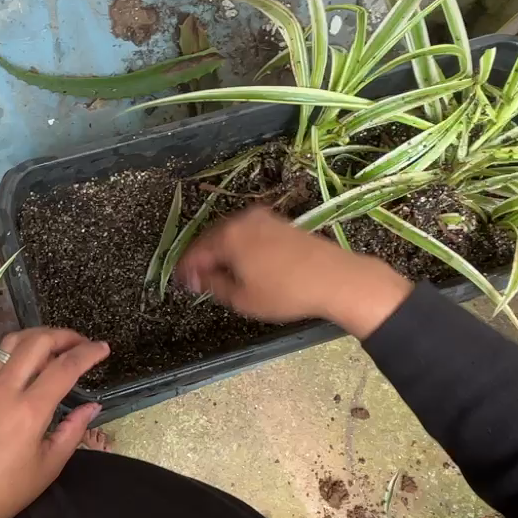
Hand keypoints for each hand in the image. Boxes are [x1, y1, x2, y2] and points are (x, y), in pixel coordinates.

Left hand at [0, 328, 109, 517]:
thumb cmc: (5, 493)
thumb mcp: (49, 466)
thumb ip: (73, 431)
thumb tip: (92, 407)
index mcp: (29, 411)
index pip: (65, 367)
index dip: (89, 353)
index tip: (104, 349)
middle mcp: (5, 390)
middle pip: (37, 341)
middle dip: (65, 335)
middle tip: (84, 344)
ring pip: (13, 342)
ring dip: (40, 336)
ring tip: (58, 345)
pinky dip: (20, 350)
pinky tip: (31, 363)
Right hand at [175, 206, 411, 336]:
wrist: (335, 278)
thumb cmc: (285, 292)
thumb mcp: (242, 298)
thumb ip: (213, 285)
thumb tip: (195, 279)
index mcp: (228, 237)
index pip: (195, 251)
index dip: (186, 269)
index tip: (182, 283)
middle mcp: (242, 221)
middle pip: (211, 238)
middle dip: (202, 258)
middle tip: (197, 280)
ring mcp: (263, 219)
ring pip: (231, 234)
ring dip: (221, 251)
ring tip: (220, 274)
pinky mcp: (280, 223)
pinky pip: (248, 232)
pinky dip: (239, 246)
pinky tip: (244, 263)